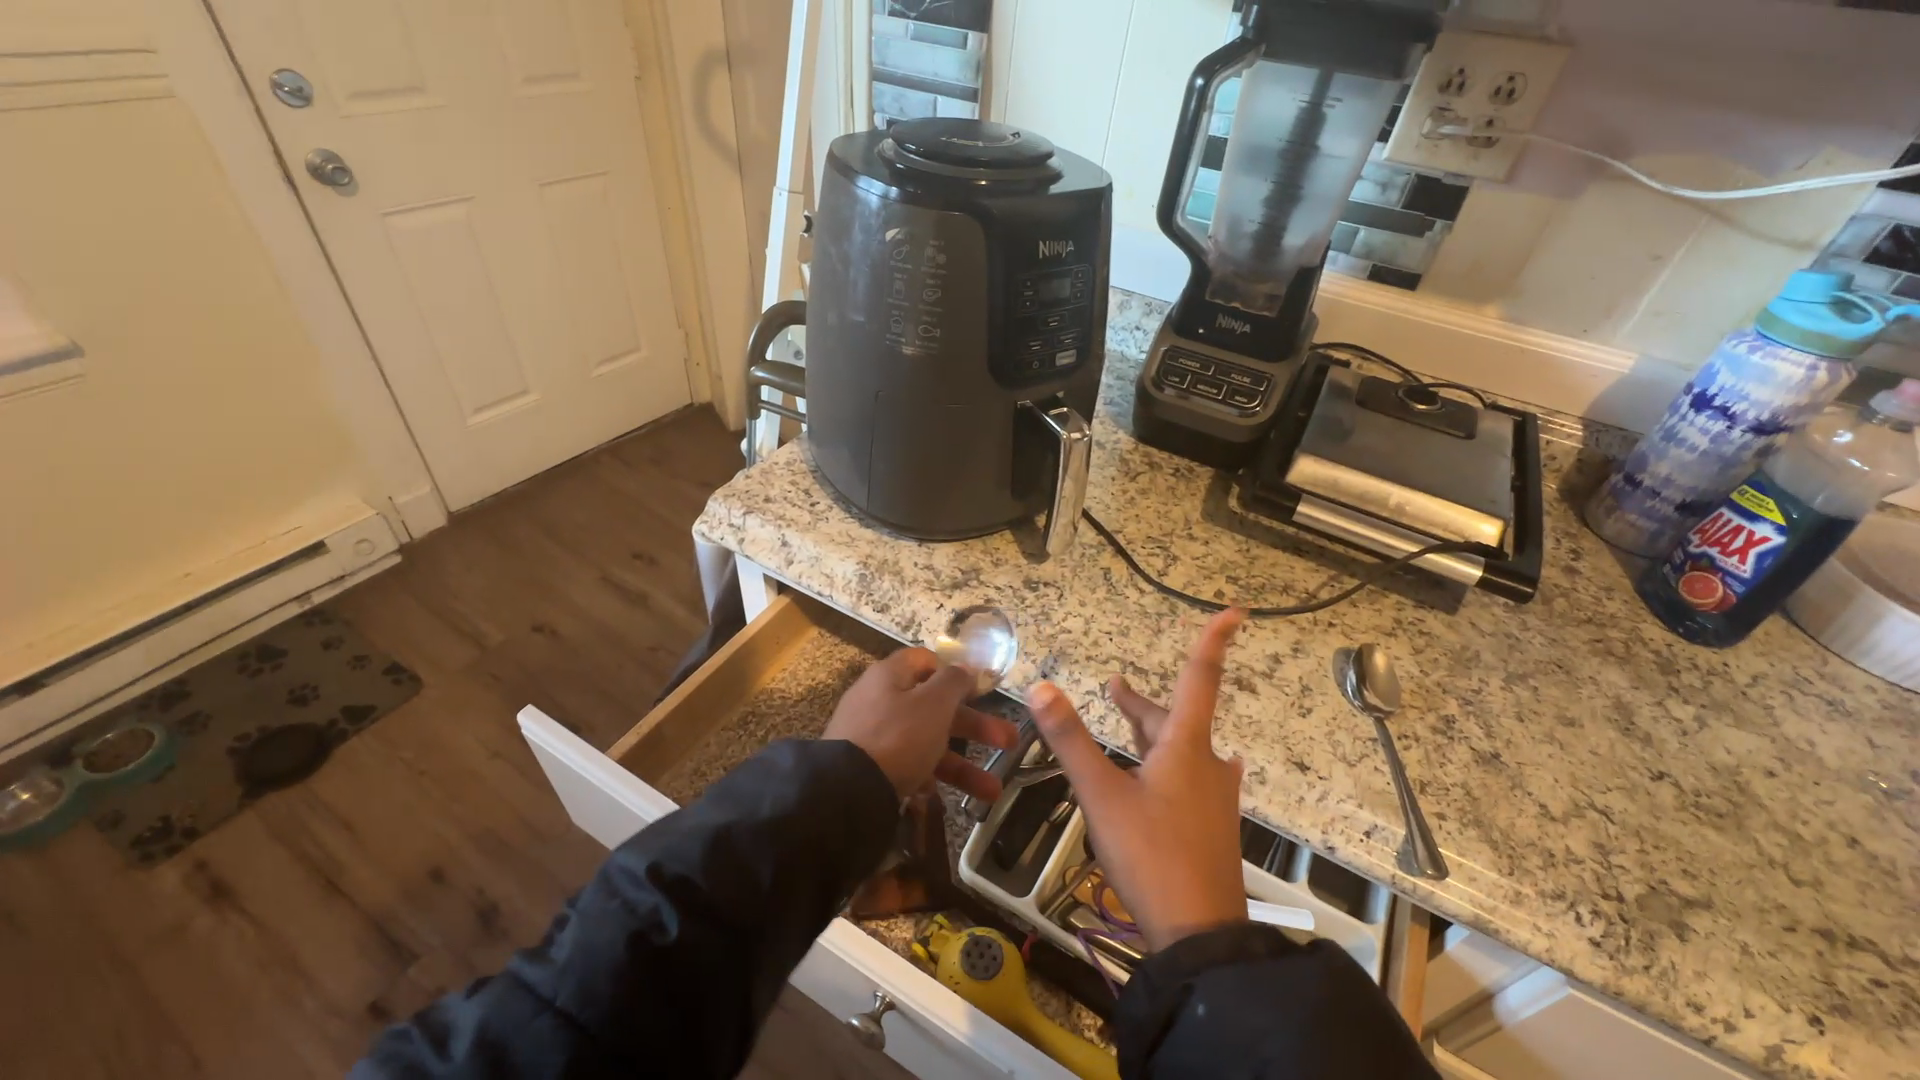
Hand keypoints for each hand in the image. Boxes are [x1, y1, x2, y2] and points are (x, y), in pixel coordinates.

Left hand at [825, 648, 1020, 800]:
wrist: (846, 792)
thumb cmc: (898, 737)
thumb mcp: (933, 704)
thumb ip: (954, 682)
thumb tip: (965, 666)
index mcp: (891, 676)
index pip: (925, 661)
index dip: (954, 672)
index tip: (982, 689)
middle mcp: (880, 701)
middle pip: (935, 707)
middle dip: (976, 727)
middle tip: (1010, 742)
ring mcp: (873, 736)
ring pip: (927, 743)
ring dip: (963, 766)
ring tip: (993, 791)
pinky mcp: (869, 768)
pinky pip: (908, 768)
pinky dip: (931, 780)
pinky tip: (948, 799)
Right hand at [1026, 609, 1248, 951]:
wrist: (1200, 932)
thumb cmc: (1151, 855)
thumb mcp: (1101, 796)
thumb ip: (1070, 741)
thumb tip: (1041, 686)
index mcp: (1187, 747)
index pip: (1201, 679)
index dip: (1214, 642)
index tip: (1236, 611)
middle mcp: (1208, 765)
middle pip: (1176, 720)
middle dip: (1141, 704)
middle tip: (1115, 688)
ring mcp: (1213, 798)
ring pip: (1180, 751)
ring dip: (1151, 734)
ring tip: (1129, 724)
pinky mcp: (1209, 826)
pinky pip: (1186, 779)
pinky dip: (1163, 765)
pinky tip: (1160, 779)